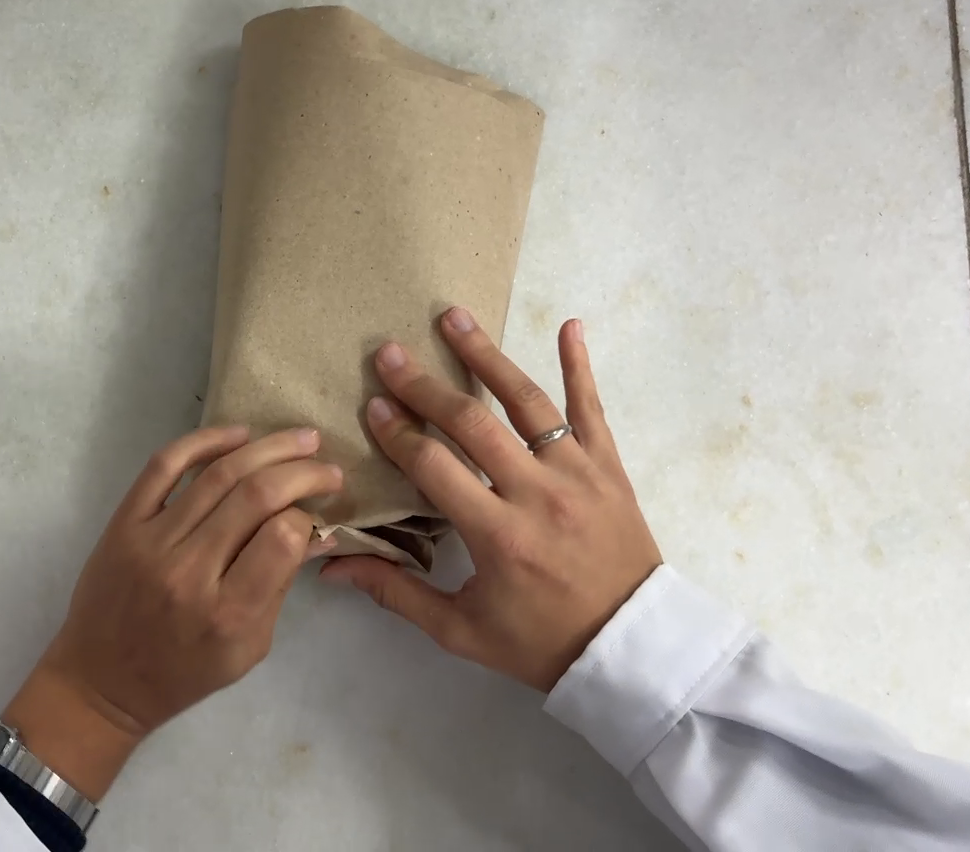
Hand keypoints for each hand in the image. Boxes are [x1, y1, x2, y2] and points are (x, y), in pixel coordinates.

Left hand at [3, 426, 341, 798]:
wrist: (102, 678)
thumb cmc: (184, 672)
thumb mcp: (249, 647)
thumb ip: (281, 586)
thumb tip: (318, 530)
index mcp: (228, 613)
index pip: (282, 537)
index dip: (306, 515)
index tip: (314, 512)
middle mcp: (190, 571)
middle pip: (255, 496)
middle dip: (301, 470)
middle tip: (327, 463)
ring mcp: (152, 541)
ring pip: (216, 473)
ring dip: (266, 448)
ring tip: (300, 438)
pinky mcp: (123, 521)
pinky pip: (163, 466)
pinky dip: (203, 441)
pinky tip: (238, 434)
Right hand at [321, 309, 661, 691]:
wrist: (639, 653)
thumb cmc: (541, 641)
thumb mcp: (460, 630)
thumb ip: (395, 592)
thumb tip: (329, 565)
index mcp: (498, 535)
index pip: (435, 466)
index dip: (398, 433)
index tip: (372, 405)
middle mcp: (538, 494)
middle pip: (472, 424)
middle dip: (425, 386)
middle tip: (390, 353)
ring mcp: (579, 475)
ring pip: (527, 402)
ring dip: (487, 355)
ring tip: (452, 316)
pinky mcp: (611, 469)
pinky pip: (594, 409)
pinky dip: (580, 365)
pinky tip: (569, 324)